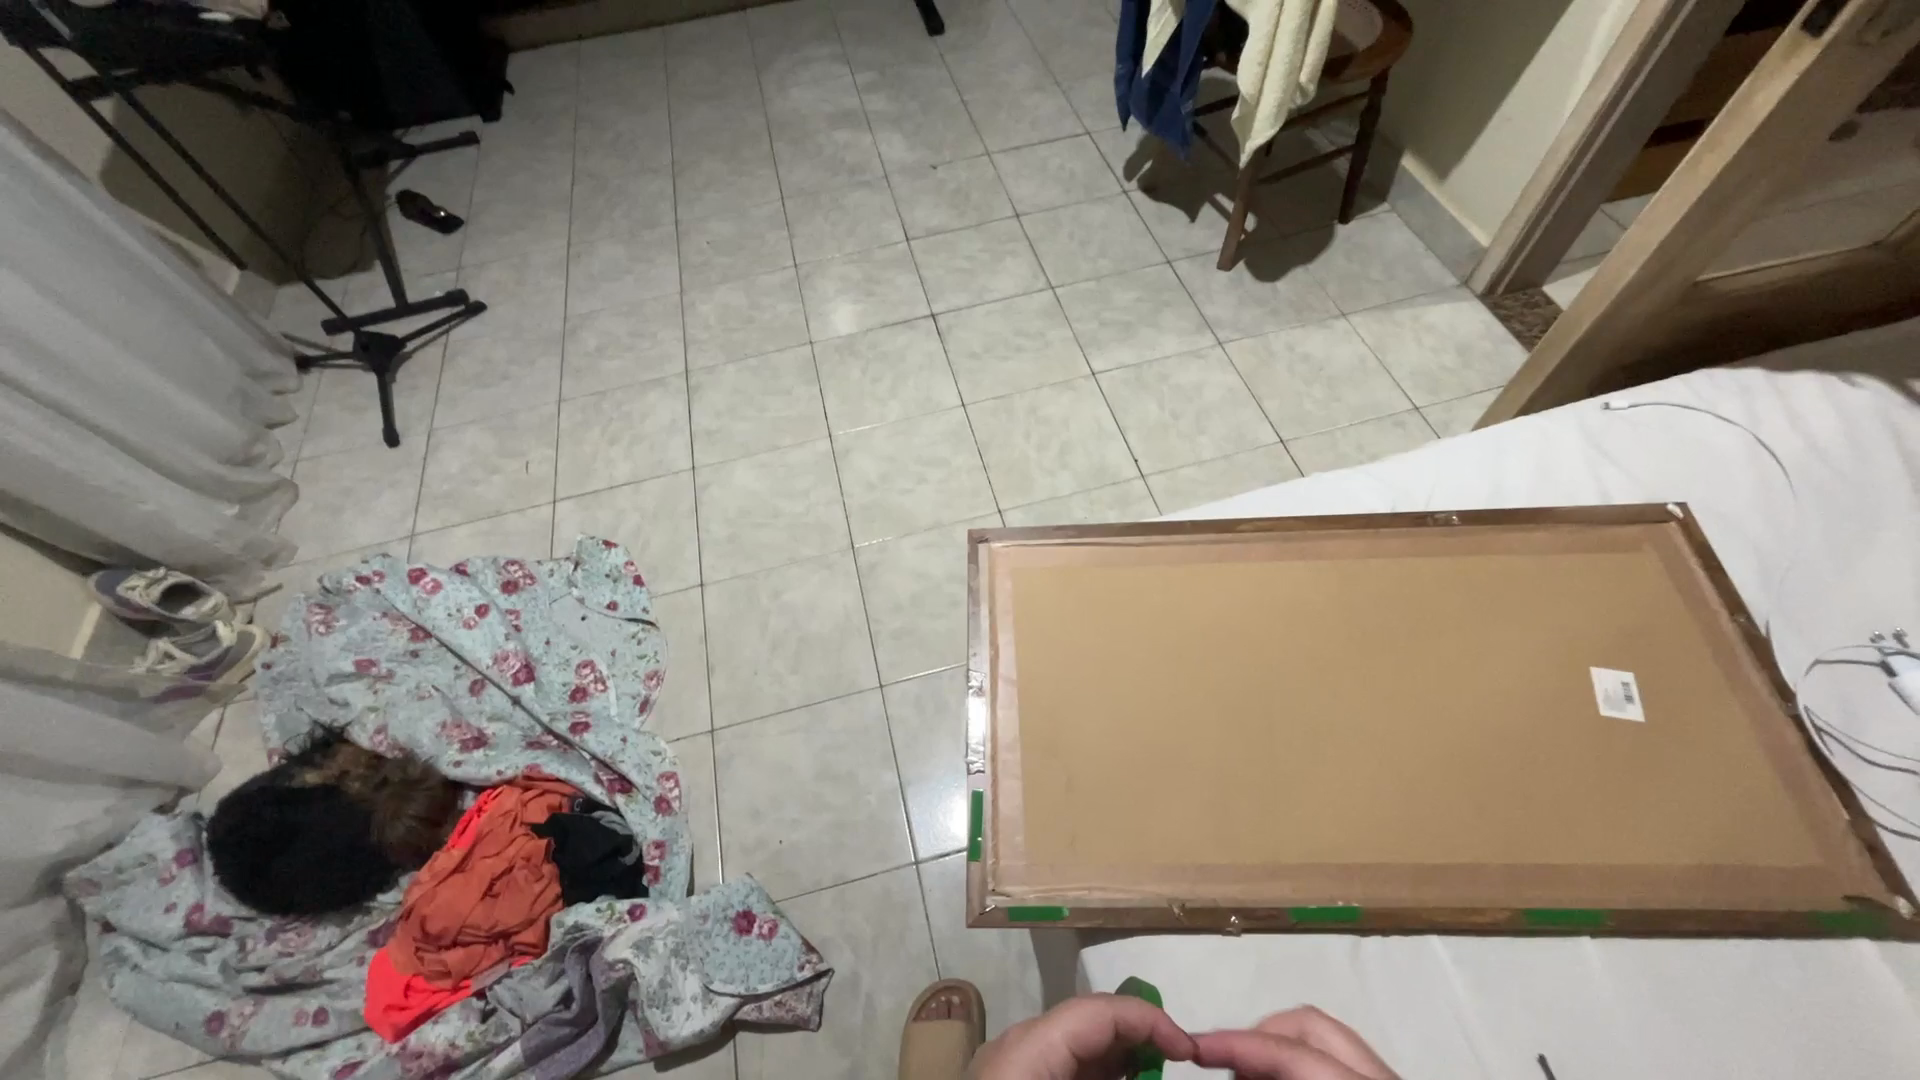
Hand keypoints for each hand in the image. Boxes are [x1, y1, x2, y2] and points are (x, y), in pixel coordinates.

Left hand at [970, 993, 1197, 1079]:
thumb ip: (1119, 1074)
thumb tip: (1162, 1059)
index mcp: (1028, 1045)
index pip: (1097, 1009)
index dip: (1150, 1020)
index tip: (1191, 1051)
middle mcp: (1015, 1042)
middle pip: (1086, 1020)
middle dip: (1137, 1036)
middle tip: (1180, 1060)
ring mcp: (1006, 1062)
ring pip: (1073, 1041)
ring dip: (1119, 1054)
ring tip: (1156, 1068)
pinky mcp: (1008, 1078)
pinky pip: (1060, 1061)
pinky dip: (1095, 1068)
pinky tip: (1122, 1078)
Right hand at [1192, 1006, 1398, 1078]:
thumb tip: (1231, 1071)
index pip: (1293, 1051)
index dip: (1237, 1045)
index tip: (1193, 1050)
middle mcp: (1383, 1075)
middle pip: (1310, 1023)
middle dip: (1259, 1038)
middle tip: (1226, 1069)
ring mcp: (1387, 1079)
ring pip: (1325, 1038)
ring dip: (1278, 1052)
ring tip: (1248, 1079)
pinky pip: (1338, 1063)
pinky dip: (1301, 1068)